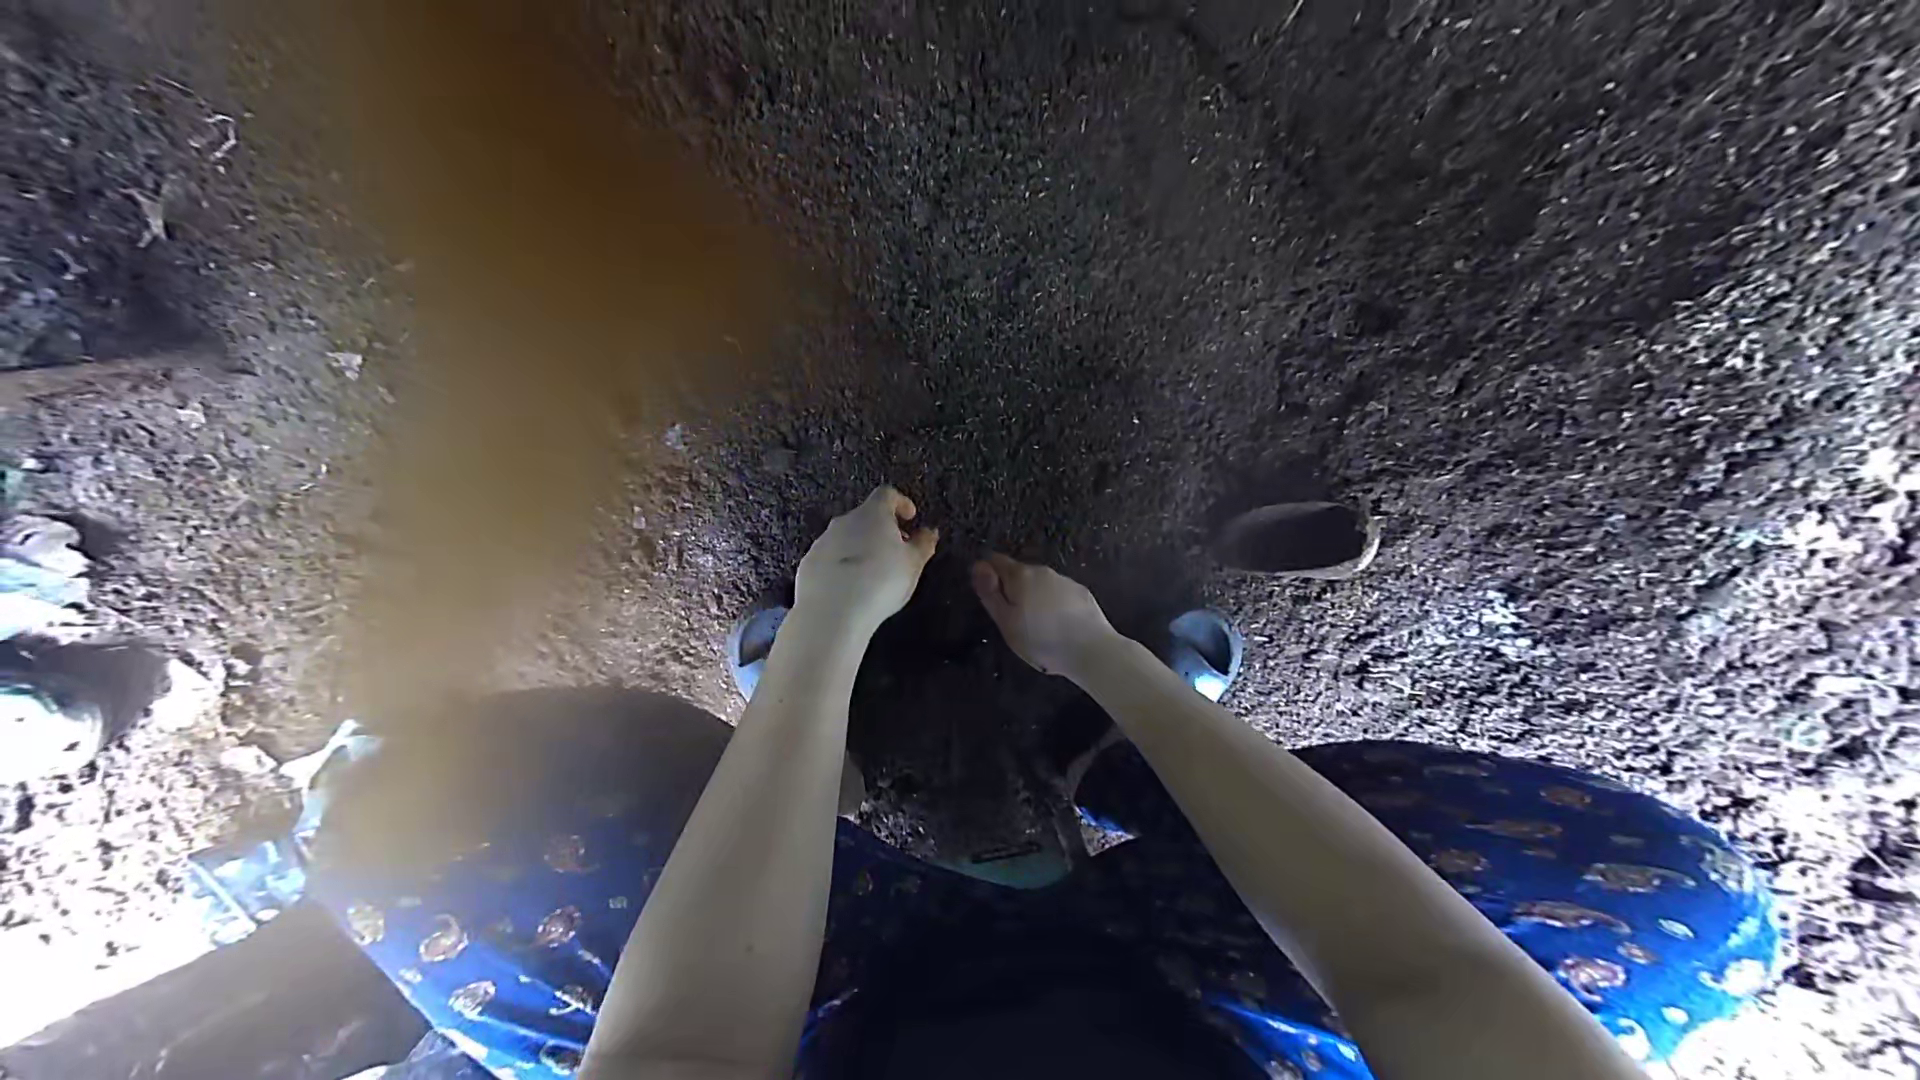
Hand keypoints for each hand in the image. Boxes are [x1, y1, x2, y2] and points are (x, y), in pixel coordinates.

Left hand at [794, 486, 938, 632]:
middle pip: (865, 515)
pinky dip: (842, 565)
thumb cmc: (882, 582)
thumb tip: (929, 531)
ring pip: (846, 537)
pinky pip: (830, 558)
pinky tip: (850, 587)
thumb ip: (923, 544)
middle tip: (896, 549)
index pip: (887, 494)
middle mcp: (845, 521)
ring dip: (861, 547)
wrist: (832, 612)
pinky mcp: (808, 564)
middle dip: (882, 529)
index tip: (910, 517)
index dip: (901, 502)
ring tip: (873, 573)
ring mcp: (823, 542)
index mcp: (873, 514)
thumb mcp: (913, 564)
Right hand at [970, 553, 1119, 677]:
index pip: (995, 561)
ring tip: (1039, 627)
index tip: (992, 600)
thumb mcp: (1006, 622)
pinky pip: (1059, 594)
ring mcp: (1065, 580)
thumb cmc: (1041, 640)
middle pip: (1019, 573)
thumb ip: (990, 593)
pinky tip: (1059, 626)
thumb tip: (978, 566)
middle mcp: (1043, 571)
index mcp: (1020, 575)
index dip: (988, 576)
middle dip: (1013, 590)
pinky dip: (1053, 605)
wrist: (1092, 650)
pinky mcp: (1081, 593)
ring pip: (1040, 584)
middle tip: (1015, 621)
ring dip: (1034, 597)